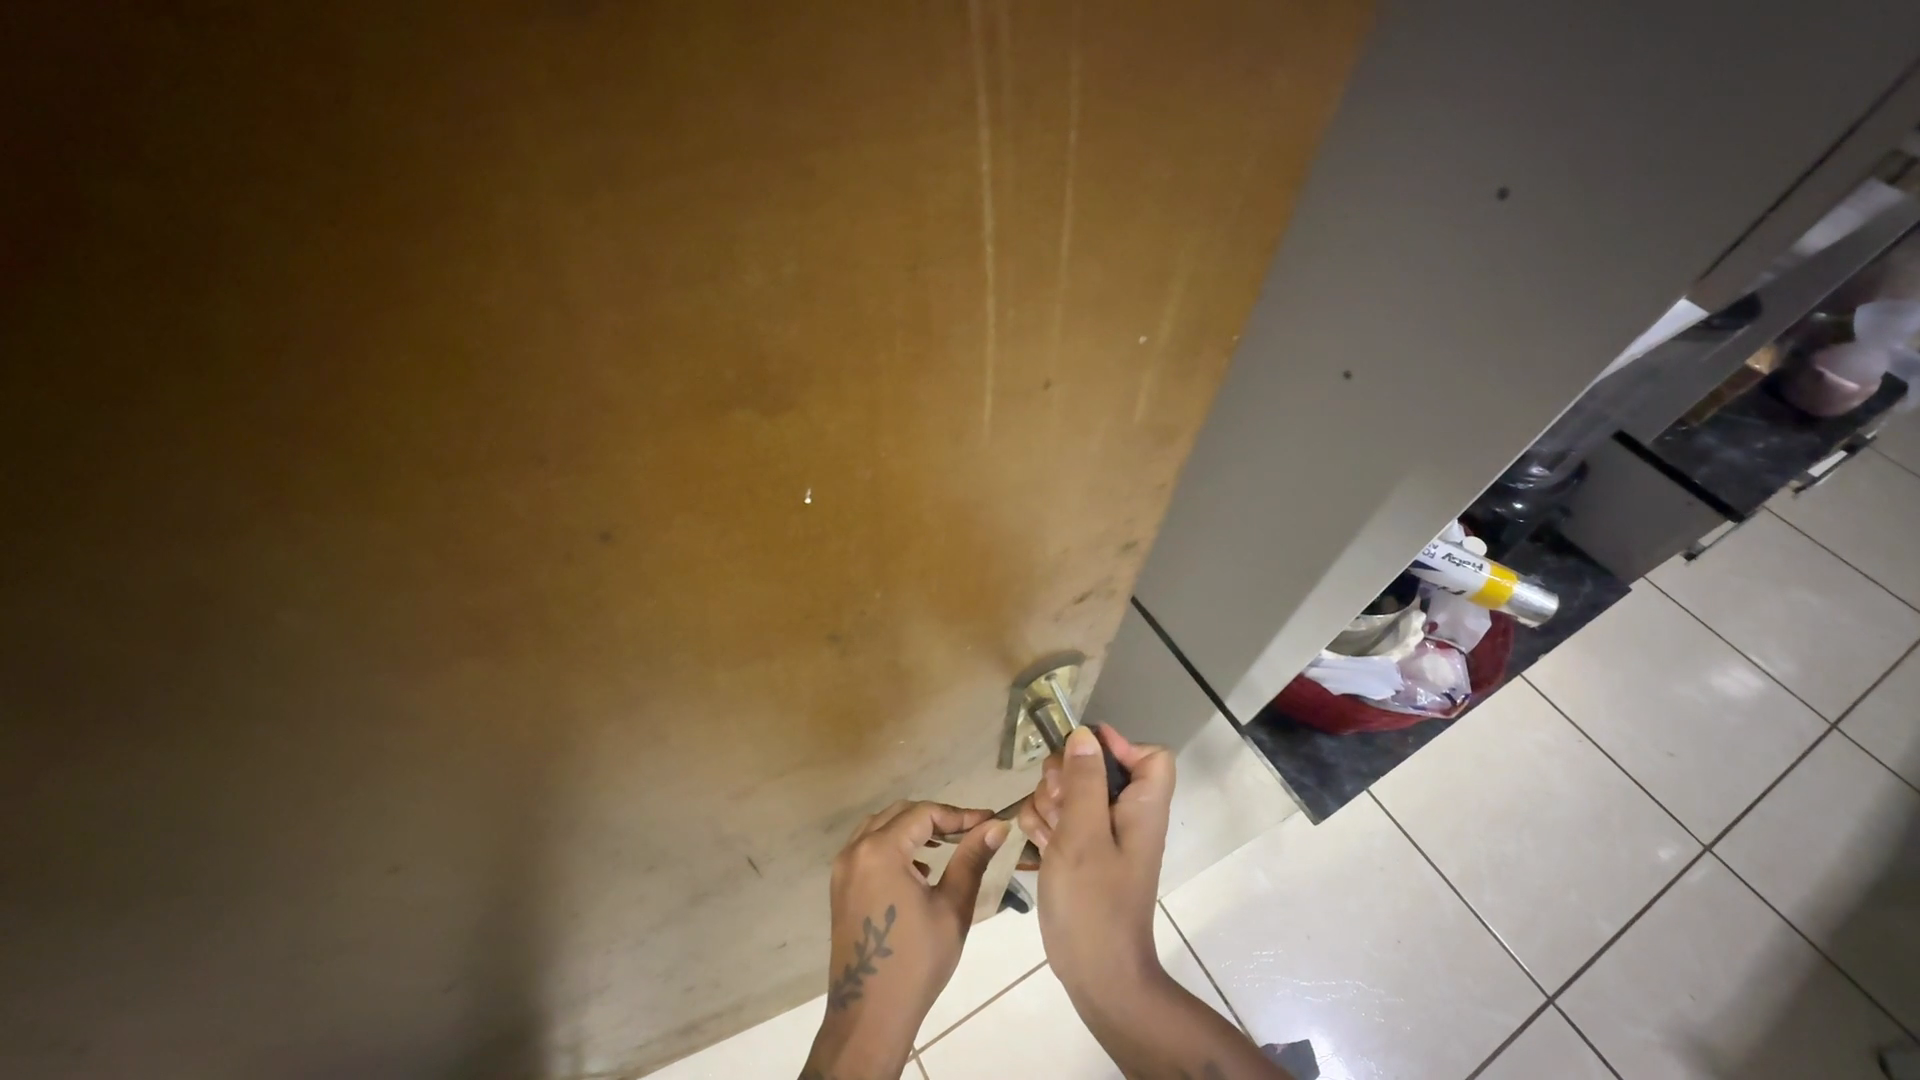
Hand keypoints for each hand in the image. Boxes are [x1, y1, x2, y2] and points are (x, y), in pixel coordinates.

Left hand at [802, 801, 1009, 1078]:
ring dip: (913, 829)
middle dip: (936, 818)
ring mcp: (842, 869)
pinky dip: (894, 846)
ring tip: (947, 845)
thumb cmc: (916, 961)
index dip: (959, 815)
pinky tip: (920, 870)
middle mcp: (855, 851)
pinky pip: (868, 849)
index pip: (924, 814)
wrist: (870, 1014)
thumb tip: (996, 827)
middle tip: (971, 832)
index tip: (990, 822)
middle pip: (899, 814)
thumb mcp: (952, 907)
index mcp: (880, 851)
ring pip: (880, 828)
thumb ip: (972, 859)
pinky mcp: (840, 888)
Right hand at [1026, 726, 1176, 1016]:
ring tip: (1046, 833)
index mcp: (1142, 807)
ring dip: (1049, 803)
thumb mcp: (1083, 834)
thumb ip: (1084, 781)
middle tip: (1057, 802)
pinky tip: (1038, 846)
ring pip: (1072, 793)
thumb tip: (1085, 736)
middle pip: (1098, 768)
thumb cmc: (1093, 902)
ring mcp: (1102, 837)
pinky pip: (1060, 821)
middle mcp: (1126, 816)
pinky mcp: (1081, 855)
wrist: (1095, 972)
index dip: (1116, 746)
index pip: (1150, 755)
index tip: (1077, 758)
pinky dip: (1044, 827)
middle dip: (1066, 776)